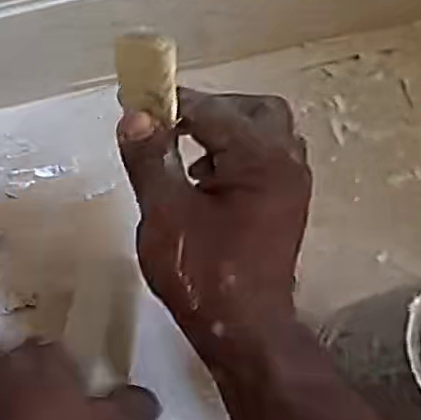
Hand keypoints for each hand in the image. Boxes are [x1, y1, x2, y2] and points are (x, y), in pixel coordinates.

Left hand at [0, 340, 158, 419]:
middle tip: (71, 412)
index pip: (64, 348)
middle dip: (51, 383)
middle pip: (36, 365)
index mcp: (42, 355)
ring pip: (13, 384)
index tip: (90, 393)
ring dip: (27, 399)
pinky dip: (7, 416)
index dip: (79, 369)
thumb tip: (141, 394)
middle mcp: (8, 359)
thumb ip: (133, 406)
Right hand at [117, 88, 311, 363]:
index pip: (214, 111)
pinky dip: (224, 152)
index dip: (171, 101)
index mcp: (261, 161)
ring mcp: (287, 185)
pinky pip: (256, 159)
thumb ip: (149, 160)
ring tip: (171, 145)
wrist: (238, 322)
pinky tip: (191, 174)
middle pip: (254, 112)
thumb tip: (134, 116)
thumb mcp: (162, 211)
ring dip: (217, 129)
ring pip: (260, 134)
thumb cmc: (198, 267)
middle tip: (160, 119)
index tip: (132, 97)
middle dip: (206, 107)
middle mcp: (286, 164)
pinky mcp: (277, 204)